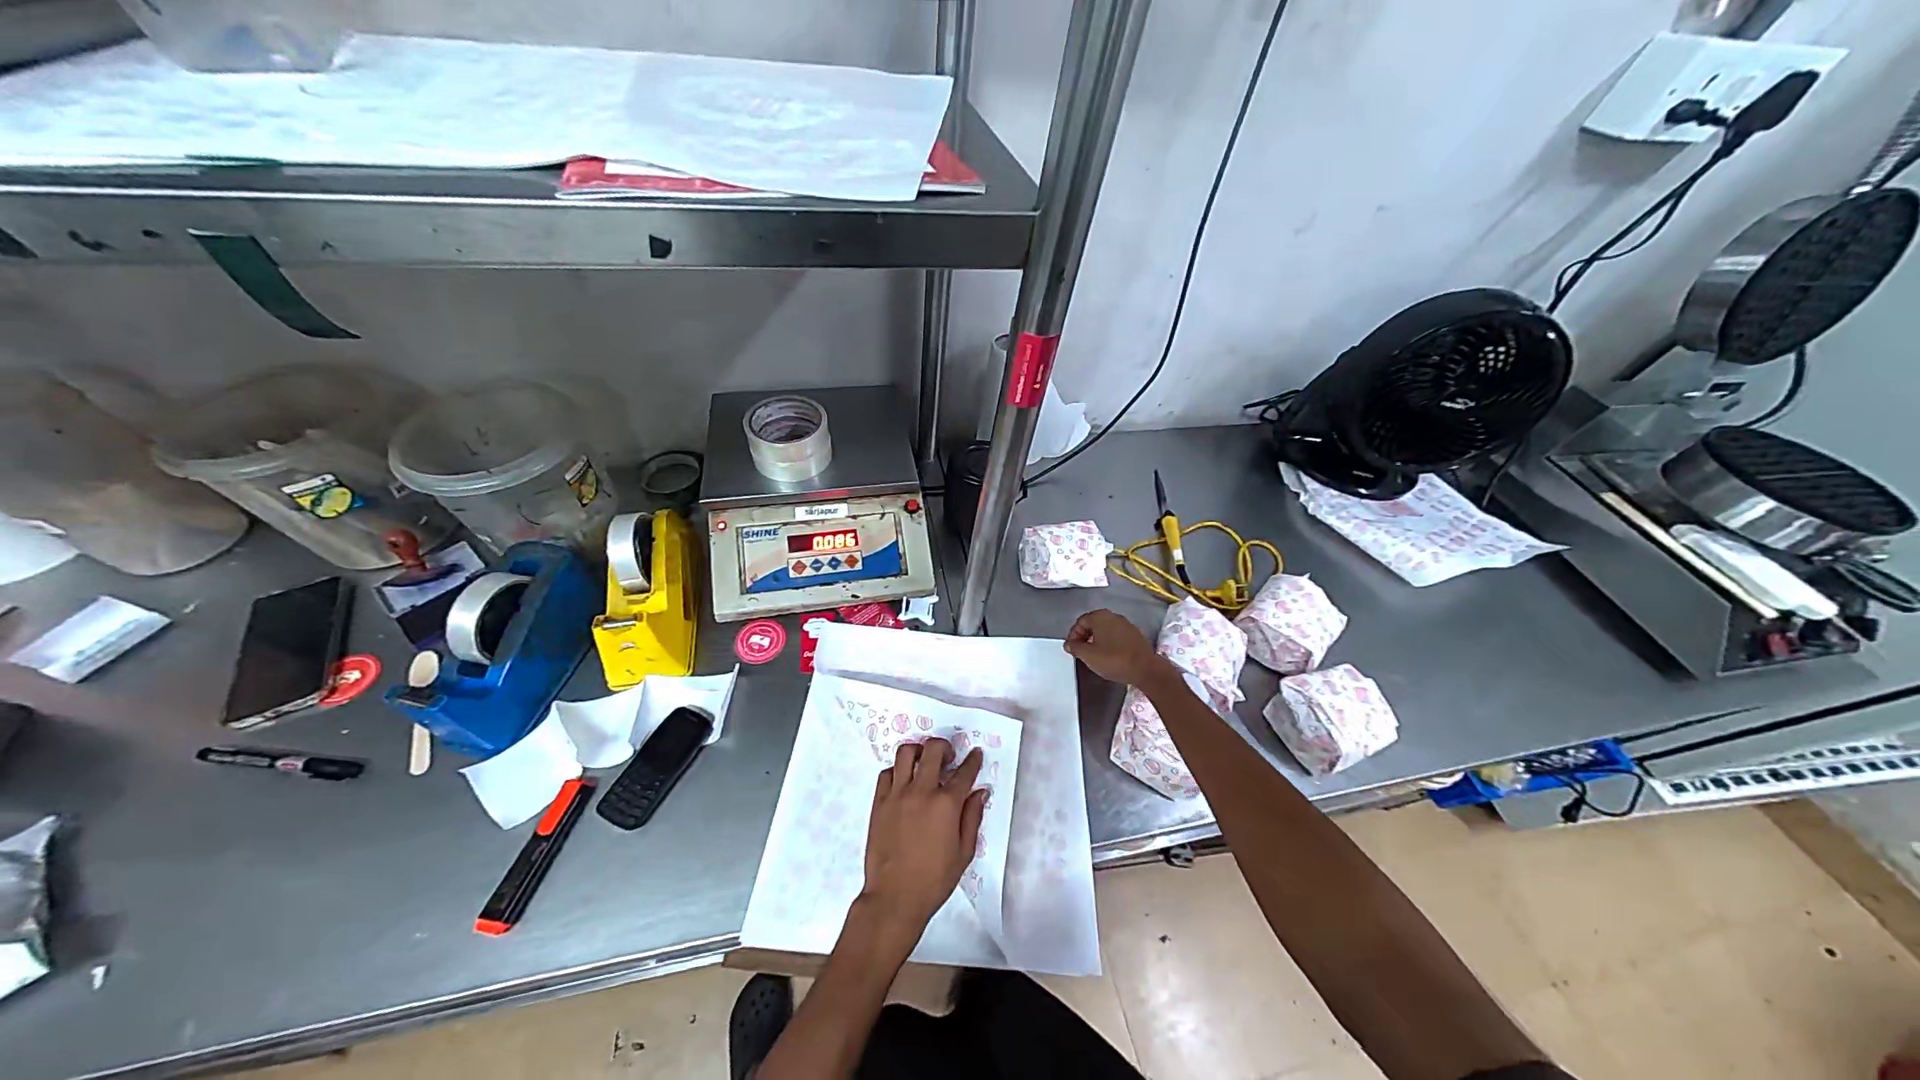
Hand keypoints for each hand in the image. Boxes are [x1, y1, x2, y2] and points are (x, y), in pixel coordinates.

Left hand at [861, 738, 987, 934]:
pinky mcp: (878, 802)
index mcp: (946, 804)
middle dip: (945, 747)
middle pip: (933, 750)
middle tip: (948, 757)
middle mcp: (921, 791)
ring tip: (924, 761)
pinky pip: (886, 773)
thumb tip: (979, 793)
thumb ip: (972, 817)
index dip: (972, 760)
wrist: (895, 897)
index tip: (975, 755)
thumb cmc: (934, 880)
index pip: (964, 772)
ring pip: (906, 753)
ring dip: (919, 751)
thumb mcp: (964, 852)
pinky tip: (904, 780)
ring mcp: (896, 795)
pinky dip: (897, 771)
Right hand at [1064, 609, 1177, 688]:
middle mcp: (1113, 616)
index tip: (1071, 648)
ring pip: (1105, 630)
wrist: (1145, 669)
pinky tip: (1108, 656)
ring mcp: (1126, 624)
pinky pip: (1116, 636)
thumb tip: (1069, 644)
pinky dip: (1109, 643)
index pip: (1080, 622)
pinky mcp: (1135, 635)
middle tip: (1080, 651)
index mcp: (1100, 616)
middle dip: (1084, 637)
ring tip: (1093, 655)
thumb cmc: (1113, 660)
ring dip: (1097, 640)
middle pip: (1093, 624)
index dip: (1073, 635)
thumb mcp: (1088, 655)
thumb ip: (1075, 647)